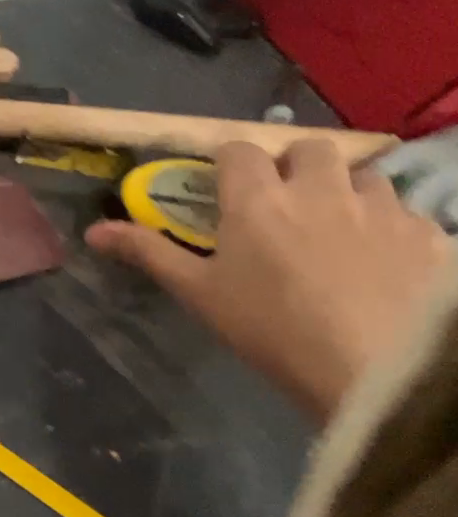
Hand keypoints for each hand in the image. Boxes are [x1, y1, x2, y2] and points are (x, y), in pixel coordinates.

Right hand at [87, 140, 450, 420]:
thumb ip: (147, 252)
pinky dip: (391, 224)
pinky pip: (410, 213)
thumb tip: (93, 230)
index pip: (240, 150)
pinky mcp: (434, 236)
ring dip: (347, 189)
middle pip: (312, 148)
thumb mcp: (197, 292)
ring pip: (367, 175)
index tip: (221, 181)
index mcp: (258, 199)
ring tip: (336, 225)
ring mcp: (386, 210)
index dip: (228, 160)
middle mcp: (322, 190)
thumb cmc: (270, 327)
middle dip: (294, 162)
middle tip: (283, 197)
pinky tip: (382, 258)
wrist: (380, 369)